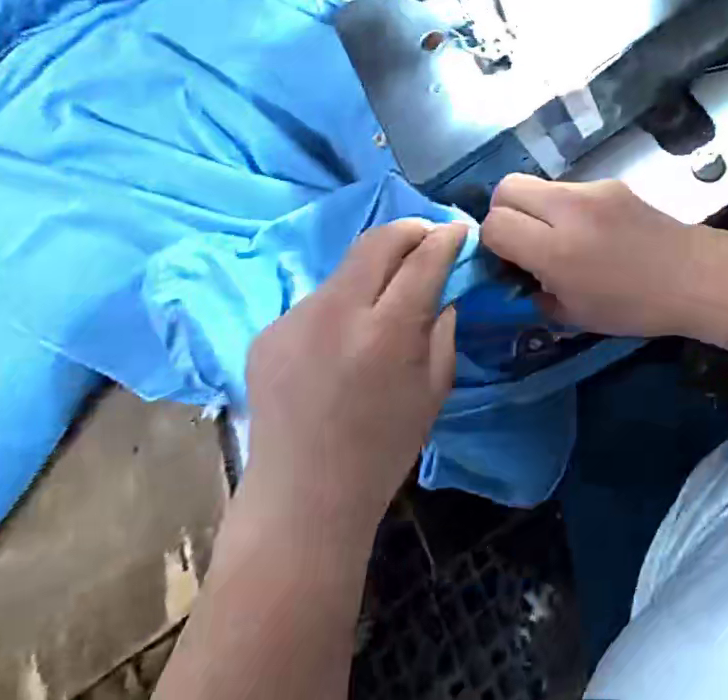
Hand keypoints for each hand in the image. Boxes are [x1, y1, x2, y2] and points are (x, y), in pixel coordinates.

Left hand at [243, 219, 467, 526]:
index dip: (445, 238)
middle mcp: (337, 312)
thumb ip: (442, 329)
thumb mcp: (434, 390)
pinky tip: (343, 338)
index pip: (422, 260)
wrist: (303, 496)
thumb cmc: (383, 450)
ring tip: (384, 297)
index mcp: (386, 332)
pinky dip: (341, 304)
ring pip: (345, 269)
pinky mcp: (269, 330)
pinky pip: (317, 301)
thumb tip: (443, 288)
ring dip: (373, 270)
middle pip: (376, 242)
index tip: (458, 230)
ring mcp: (295, 318)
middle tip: (426, 239)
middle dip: (408, 232)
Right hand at [481, 175, 711, 337]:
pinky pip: (569, 189)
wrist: (694, 277)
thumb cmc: (634, 307)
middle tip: (521, 239)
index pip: (494, 224)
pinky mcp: (610, 183)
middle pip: (506, 187)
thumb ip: (534, 293)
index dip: (492, 243)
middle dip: (503, 212)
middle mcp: (568, 210)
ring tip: (559, 237)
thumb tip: (517, 275)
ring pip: (538, 185)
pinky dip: (565, 208)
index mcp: (556, 250)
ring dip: (535, 208)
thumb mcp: (574, 316)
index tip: (507, 260)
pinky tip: (590, 231)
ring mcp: (592, 190)